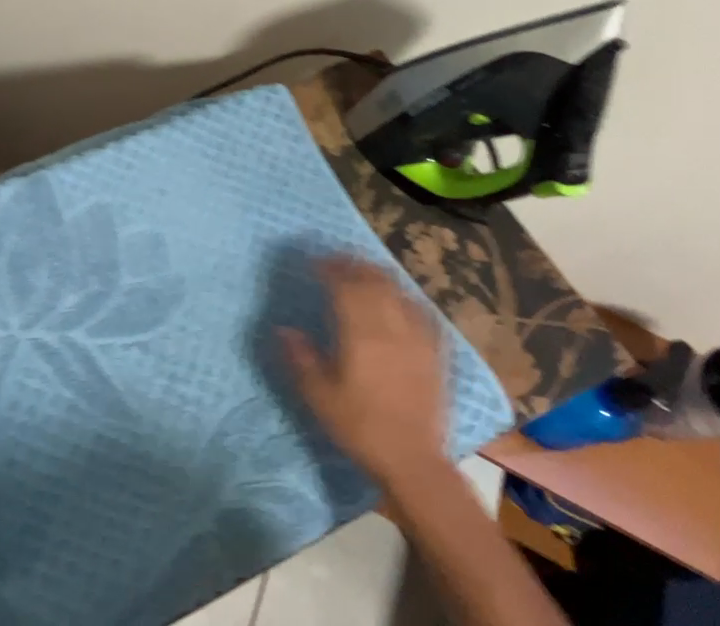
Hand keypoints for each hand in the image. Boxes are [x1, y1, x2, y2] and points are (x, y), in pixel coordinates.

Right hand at [279, 256, 447, 487]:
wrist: (413, 459)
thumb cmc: (359, 427)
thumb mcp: (319, 396)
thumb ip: (300, 358)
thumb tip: (283, 329)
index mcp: (361, 335)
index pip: (346, 287)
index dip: (329, 268)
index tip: (313, 261)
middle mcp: (392, 329)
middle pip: (375, 282)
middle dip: (354, 264)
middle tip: (335, 259)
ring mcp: (419, 339)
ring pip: (400, 292)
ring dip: (380, 275)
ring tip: (363, 271)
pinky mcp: (436, 353)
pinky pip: (422, 312)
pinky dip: (406, 297)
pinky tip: (400, 299)